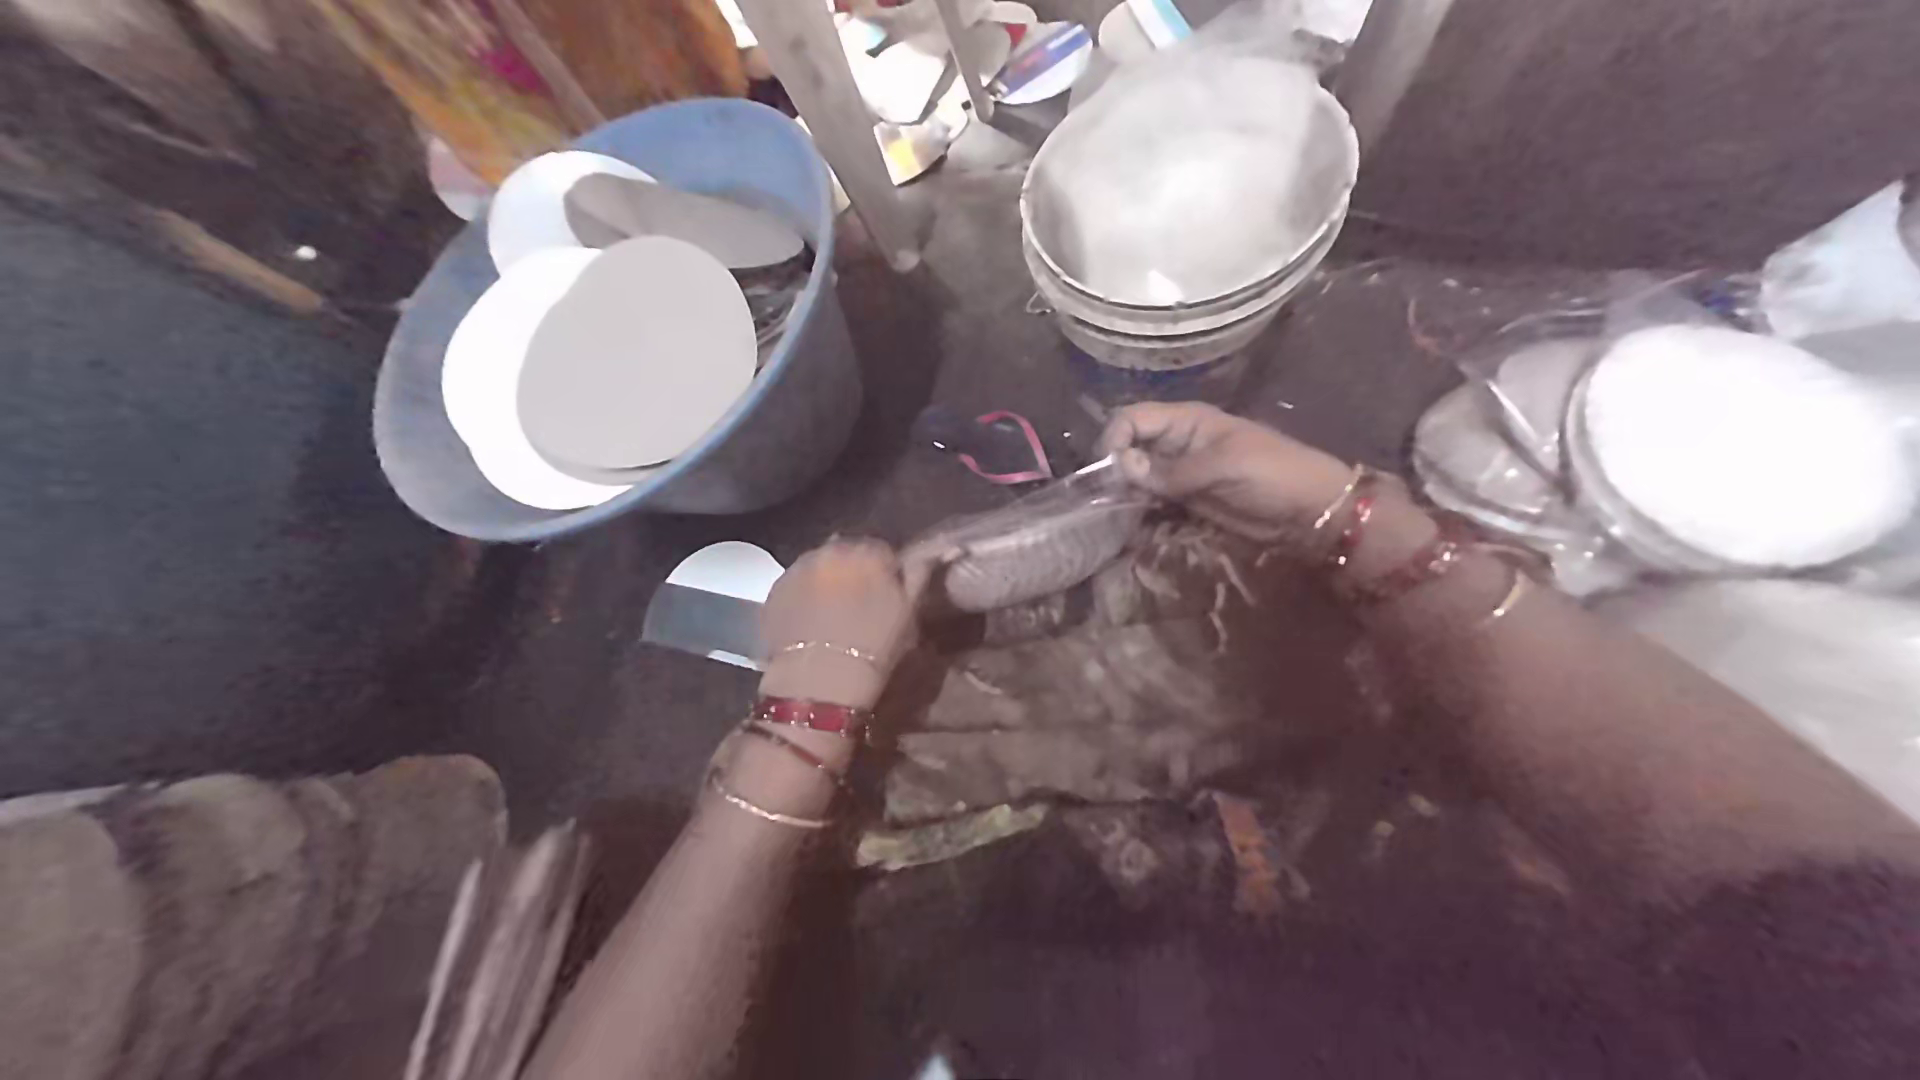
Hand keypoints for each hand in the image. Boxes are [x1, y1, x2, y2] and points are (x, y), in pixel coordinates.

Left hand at [758, 538, 929, 710]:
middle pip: (846, 553)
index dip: (886, 574)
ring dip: (827, 581)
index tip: (886, 596)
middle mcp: (830, 550)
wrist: (819, 682)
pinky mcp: (774, 588)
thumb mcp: (909, 612)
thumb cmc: (875, 649)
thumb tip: (935, 552)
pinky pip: (795, 584)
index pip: (882, 551)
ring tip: (831, 614)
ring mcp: (798, 568)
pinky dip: (802, 595)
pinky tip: (808, 621)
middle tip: (858, 605)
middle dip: (853, 573)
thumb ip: (919, 574)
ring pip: (819, 567)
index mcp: (868, 553)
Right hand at [1100, 402, 1356, 543]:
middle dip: (1116, 470)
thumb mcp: (1224, 466)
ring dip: (1126, 494)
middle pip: (1129, 448)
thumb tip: (1122, 467)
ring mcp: (1179, 474)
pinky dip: (1141, 512)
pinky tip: (1137, 526)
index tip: (1109, 471)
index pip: (1133, 418)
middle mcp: (1176, 443)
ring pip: (1136, 477)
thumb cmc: (1274, 474)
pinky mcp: (1185, 501)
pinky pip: (1151, 501)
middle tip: (1112, 499)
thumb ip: (1172, 469)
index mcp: (1186, 421)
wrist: (1310, 513)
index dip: (1115, 439)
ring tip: (1121, 516)